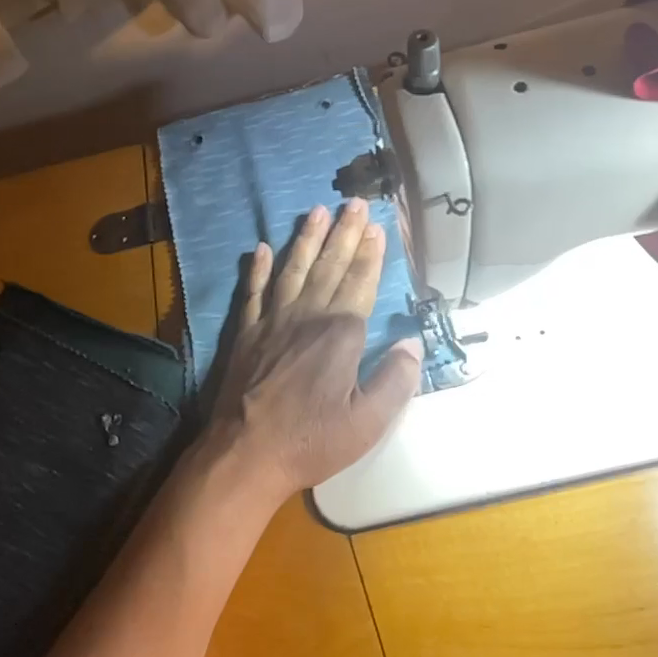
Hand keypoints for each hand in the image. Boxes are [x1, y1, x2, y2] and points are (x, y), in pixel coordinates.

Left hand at [204, 199, 423, 507]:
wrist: (244, 454)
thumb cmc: (311, 441)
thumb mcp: (368, 422)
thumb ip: (395, 381)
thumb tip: (413, 344)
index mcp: (340, 334)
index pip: (360, 284)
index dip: (370, 255)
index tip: (377, 227)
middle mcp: (307, 317)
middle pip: (329, 267)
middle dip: (344, 233)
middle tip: (354, 202)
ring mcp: (271, 323)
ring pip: (293, 270)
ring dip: (307, 239)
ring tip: (317, 211)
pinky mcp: (244, 334)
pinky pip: (252, 292)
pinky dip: (258, 269)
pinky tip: (262, 248)